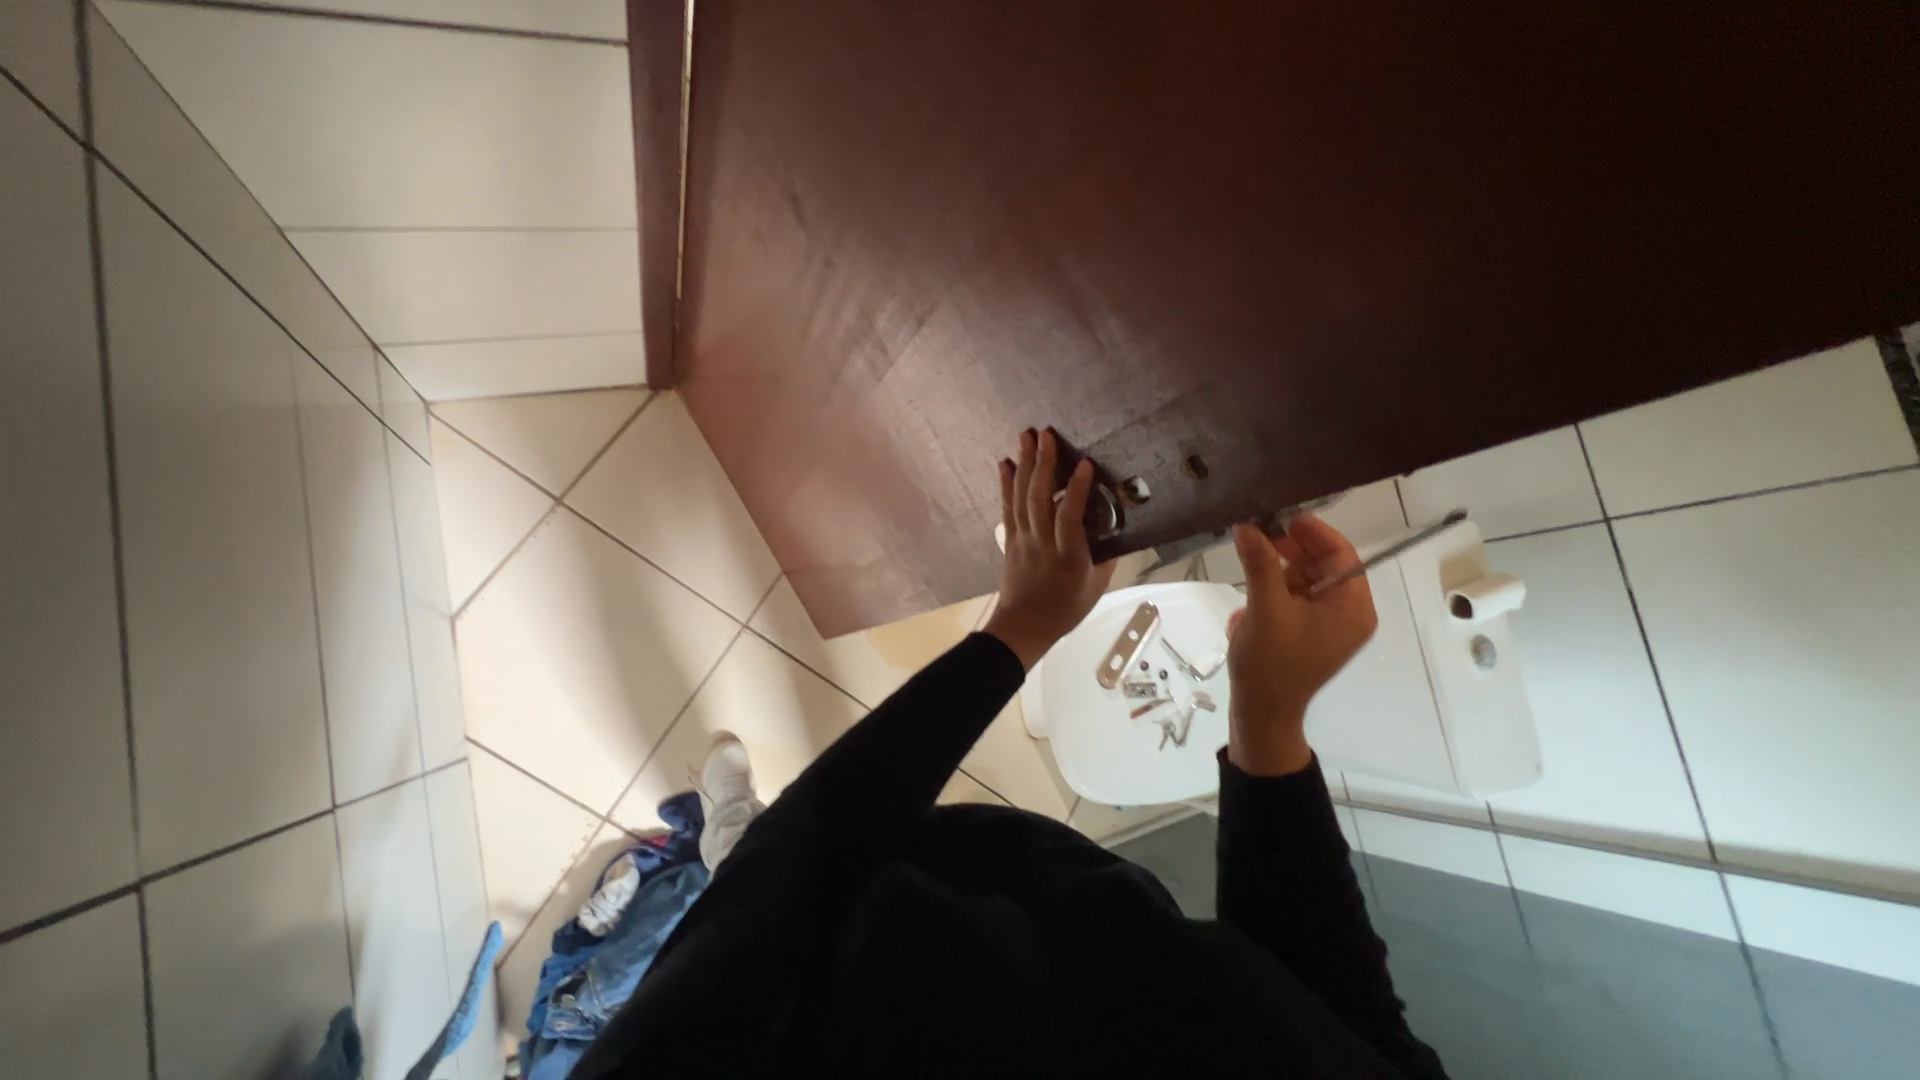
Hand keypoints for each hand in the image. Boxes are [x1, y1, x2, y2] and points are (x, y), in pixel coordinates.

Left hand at [982, 429, 1115, 668]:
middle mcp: (1041, 543)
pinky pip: (1007, 507)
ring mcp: (1022, 539)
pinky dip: (1006, 483)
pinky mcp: (1010, 539)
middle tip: (1046, 434)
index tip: (1085, 464)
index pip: (1069, 517)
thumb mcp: (1095, 587)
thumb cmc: (1065, 609)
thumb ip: (1106, 556)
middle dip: (1043, 463)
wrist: (1024, 626)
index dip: (1075, 489)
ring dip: (1024, 464)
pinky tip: (1005, 463)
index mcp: (1068, 556)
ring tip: (1025, 436)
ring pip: (1021, 496)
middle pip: (1039, 498)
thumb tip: (1119, 528)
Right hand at [1225, 512, 1377, 774]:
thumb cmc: (1271, 663)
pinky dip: (1275, 588)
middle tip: (1259, 532)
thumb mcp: (1266, 609)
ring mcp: (1327, 625)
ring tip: (1250, 558)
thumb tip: (1247, 525)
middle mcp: (1347, 614)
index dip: (1314, 533)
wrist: (1261, 713)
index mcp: (1352, 609)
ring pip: (1306, 580)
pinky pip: (1296, 598)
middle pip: (1324, 566)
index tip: (1283, 517)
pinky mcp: (1307, 633)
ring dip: (1279, 568)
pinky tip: (1252, 592)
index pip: (1342, 556)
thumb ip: (1260, 564)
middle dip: (1292, 549)